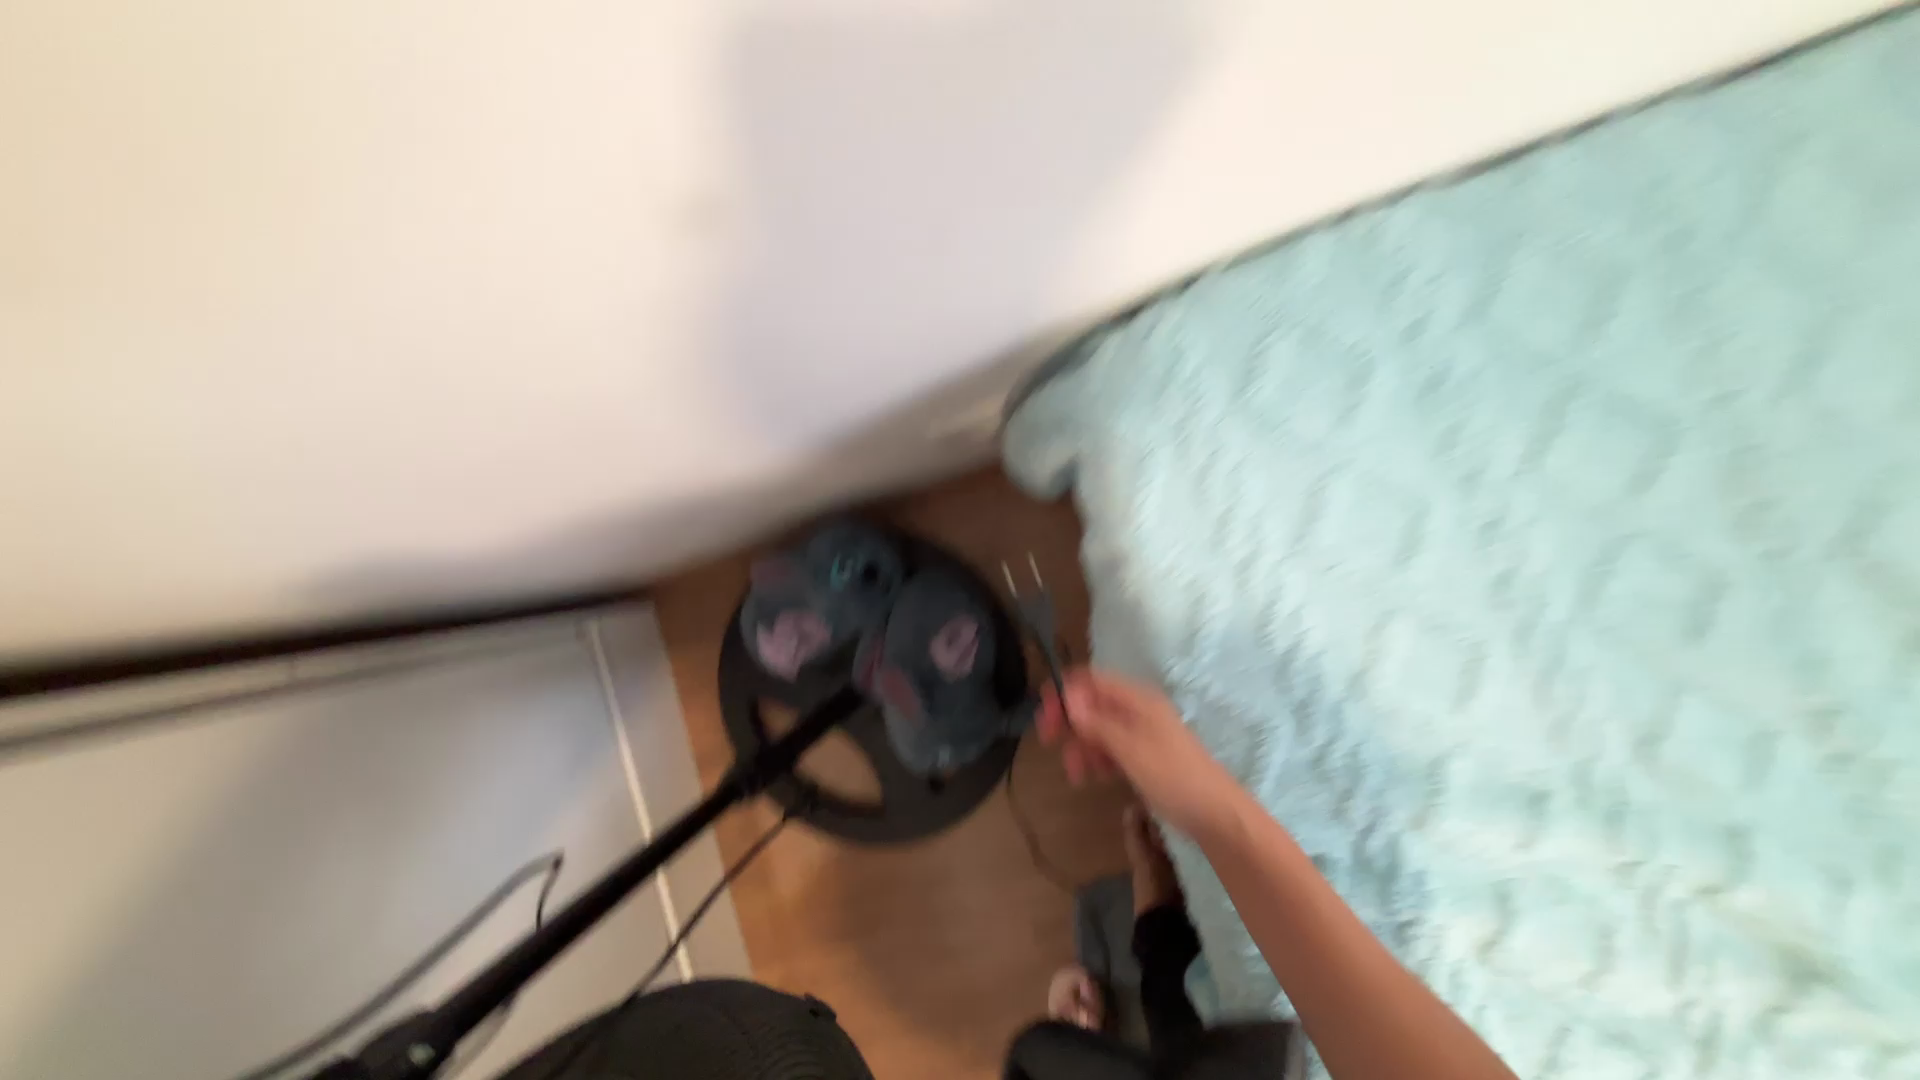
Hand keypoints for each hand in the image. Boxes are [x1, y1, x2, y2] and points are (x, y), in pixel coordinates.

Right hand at [1036, 668, 1237, 836]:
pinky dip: (1098, 758)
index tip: (1045, 714)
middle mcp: (1138, 711)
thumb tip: (1067, 697)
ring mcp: (1142, 734)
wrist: (1215, 813)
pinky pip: (1111, 749)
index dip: (1066, 691)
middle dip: (1070, 721)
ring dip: (1082, 745)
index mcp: (1137, 700)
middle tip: (1048, 742)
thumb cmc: (1172, 776)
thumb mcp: (1129, 748)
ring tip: (1076, 772)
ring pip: (1099, 729)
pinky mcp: (1144, 757)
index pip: (1092, 680)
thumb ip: (1096, 722)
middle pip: (1092, 704)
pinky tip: (1093, 776)